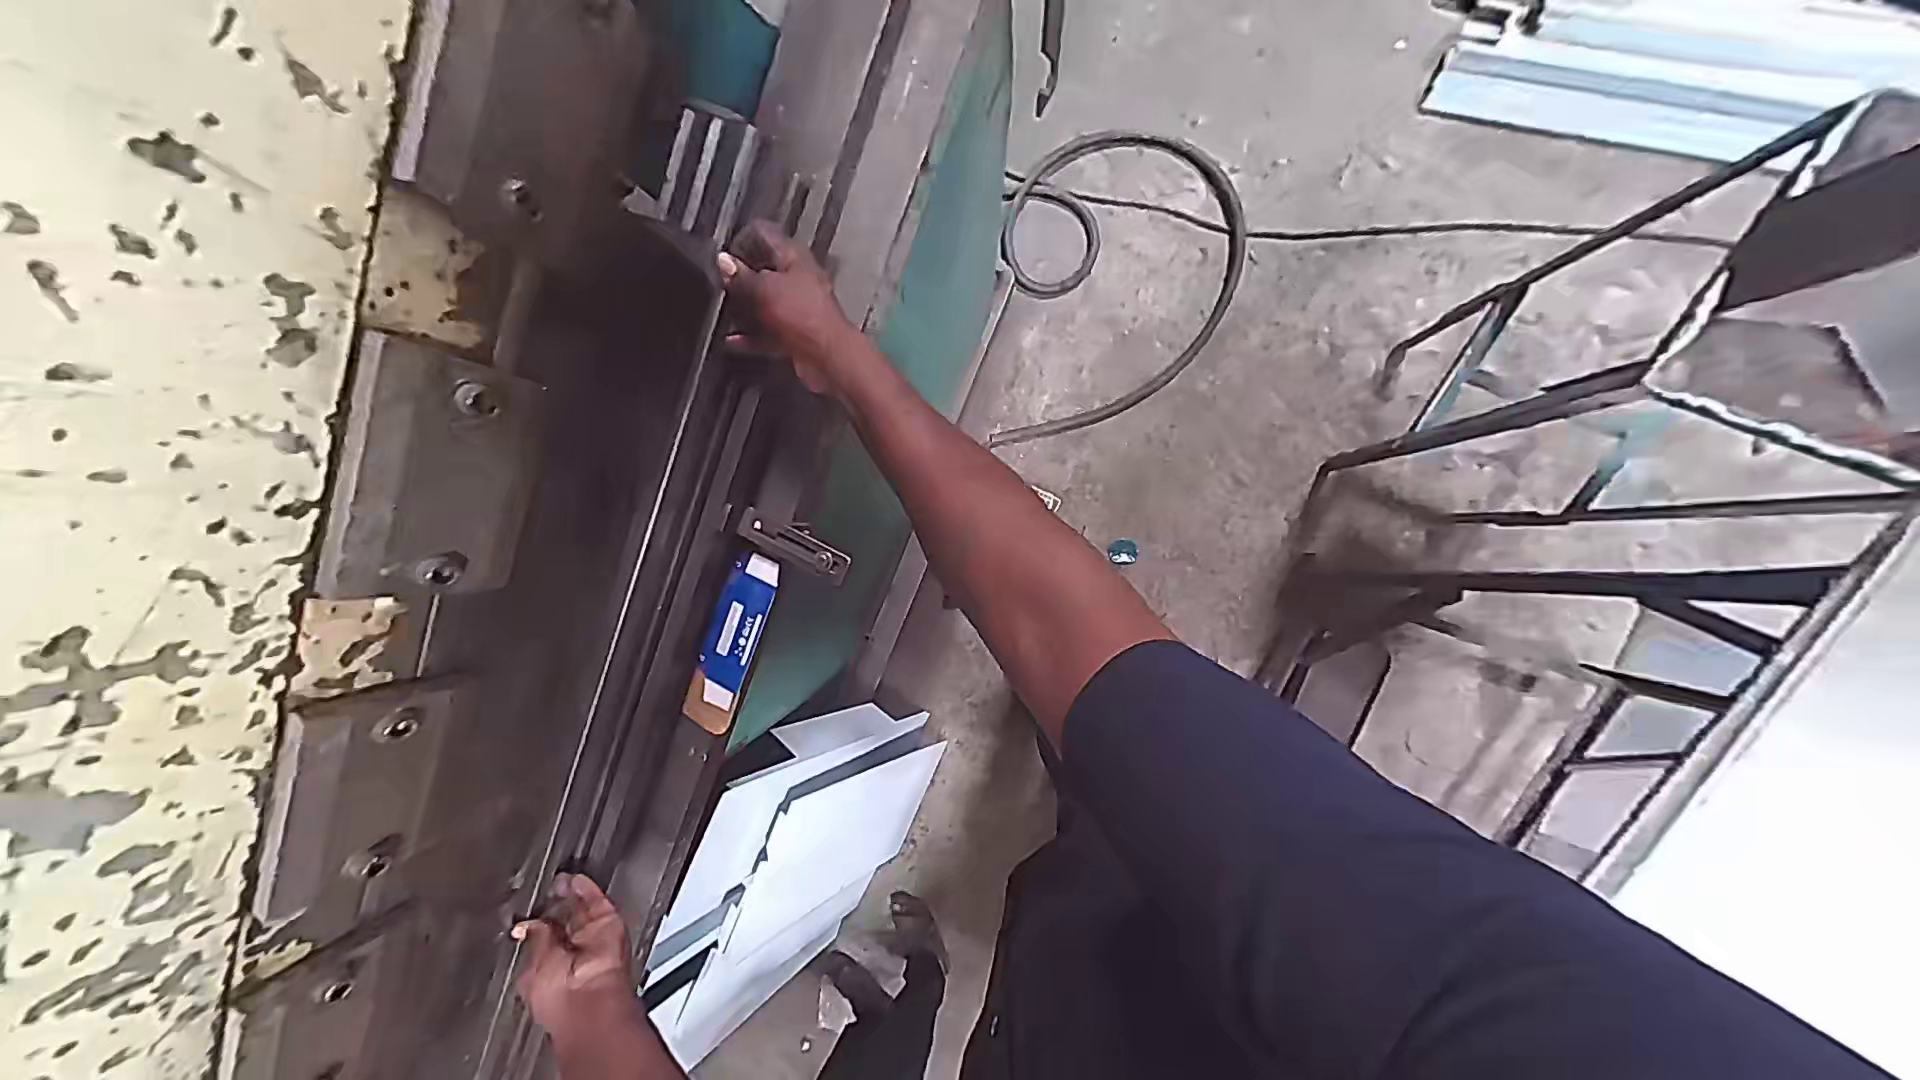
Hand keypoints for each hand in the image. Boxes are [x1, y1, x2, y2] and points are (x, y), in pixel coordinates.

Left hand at [512, 873, 641, 1045]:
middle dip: (557, 903)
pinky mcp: (608, 922)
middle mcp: (573, 951)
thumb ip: (534, 940)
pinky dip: (586, 889)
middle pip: (566, 919)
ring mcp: (592, 935)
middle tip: (549, 887)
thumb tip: (528, 924)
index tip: (531, 907)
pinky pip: (597, 901)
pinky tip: (575, 880)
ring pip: (581, 907)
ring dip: (571, 892)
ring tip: (561, 880)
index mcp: (549, 968)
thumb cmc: (557, 999)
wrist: (588, 997)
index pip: (545, 937)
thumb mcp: (531, 969)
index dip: (538, 921)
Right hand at [719, 221, 867, 396]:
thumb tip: (724, 262)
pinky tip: (733, 340)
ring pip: (768, 305)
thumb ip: (741, 276)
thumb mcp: (764, 289)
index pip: (766, 236)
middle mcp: (801, 282)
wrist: (828, 358)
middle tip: (722, 284)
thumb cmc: (806, 316)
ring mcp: (801, 311)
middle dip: (743, 278)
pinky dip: (751, 337)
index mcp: (796, 259)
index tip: (725, 253)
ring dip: (747, 310)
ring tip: (724, 310)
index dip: (743, 240)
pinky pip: (769, 334)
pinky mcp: (798, 337)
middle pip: (766, 272)